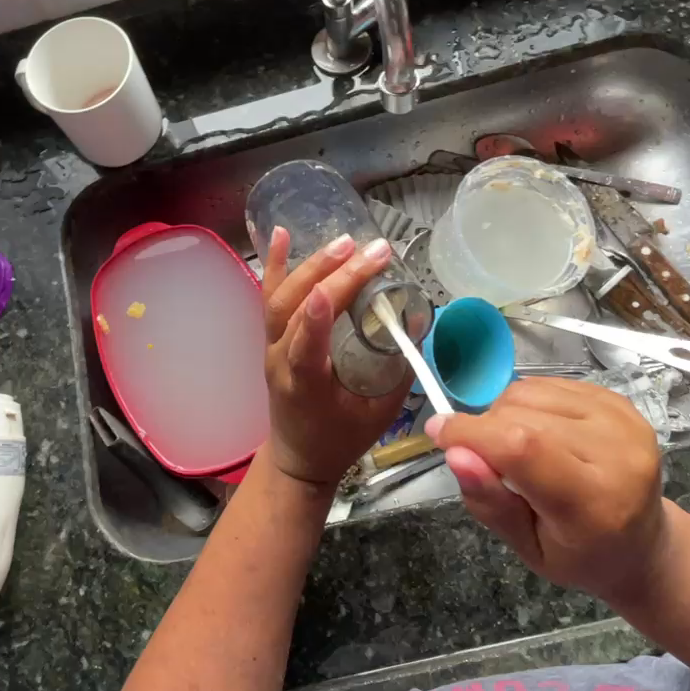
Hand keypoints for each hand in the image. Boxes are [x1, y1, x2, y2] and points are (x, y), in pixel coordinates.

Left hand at [259, 227, 411, 485]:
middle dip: (330, 277)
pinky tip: (281, 232)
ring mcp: (270, 346)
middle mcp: (280, 360)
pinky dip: (276, 264)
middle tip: (365, 250)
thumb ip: (398, 370)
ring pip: (281, 299)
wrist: (298, 457)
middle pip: (296, 312)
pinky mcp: (270, 337)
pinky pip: (270, 296)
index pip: (305, 347)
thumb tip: (419, 323)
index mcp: (305, 386)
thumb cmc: (340, 439)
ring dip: (310, 266)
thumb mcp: (378, 415)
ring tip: (343, 241)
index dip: (314, 318)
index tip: (328, 288)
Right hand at [426, 379, 665, 602]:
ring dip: (503, 414)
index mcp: (595, 503)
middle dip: (483, 429)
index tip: (438, 434)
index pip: (523, 448)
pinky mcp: (619, 401)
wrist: (641, 544)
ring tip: (515, 449)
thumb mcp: (527, 550)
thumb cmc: (579, 555)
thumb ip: (490, 503)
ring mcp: (623, 421)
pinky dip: (526, 404)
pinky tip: (538, 432)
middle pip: (520, 415)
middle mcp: (618, 453)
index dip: (471, 433)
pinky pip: (546, 383)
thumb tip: (454, 453)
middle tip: (485, 460)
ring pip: (528, 391)